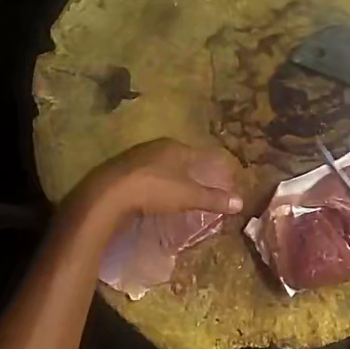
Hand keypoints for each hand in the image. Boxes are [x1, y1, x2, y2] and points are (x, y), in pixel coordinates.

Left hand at [71, 139, 242, 223]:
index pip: (201, 154)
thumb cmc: (155, 189)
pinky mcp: (120, 168)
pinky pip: (144, 173)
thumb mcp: (189, 197)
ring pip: (161, 164)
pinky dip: (153, 182)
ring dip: (171, 176)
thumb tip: (240, 202)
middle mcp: (157, 146)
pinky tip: (152, 194)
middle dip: (192, 171)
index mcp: (176, 148)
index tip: (220, 179)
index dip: (213, 167)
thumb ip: (214, 199)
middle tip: (201, 187)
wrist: (109, 193)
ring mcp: (136, 155)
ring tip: (178, 192)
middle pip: (181, 157)